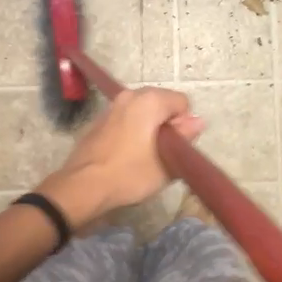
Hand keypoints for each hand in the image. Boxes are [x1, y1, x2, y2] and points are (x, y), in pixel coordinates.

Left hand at [35, 87, 204, 227]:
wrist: (83, 186)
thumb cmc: (130, 174)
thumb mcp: (167, 162)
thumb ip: (185, 138)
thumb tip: (198, 121)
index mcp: (150, 100)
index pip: (182, 102)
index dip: (184, 124)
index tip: (176, 147)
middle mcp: (130, 95)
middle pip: (161, 102)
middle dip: (167, 123)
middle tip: (163, 152)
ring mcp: (112, 106)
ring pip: (142, 110)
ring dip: (148, 126)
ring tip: (145, 155)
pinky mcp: (99, 120)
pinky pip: (125, 119)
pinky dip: (131, 130)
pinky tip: (126, 154)